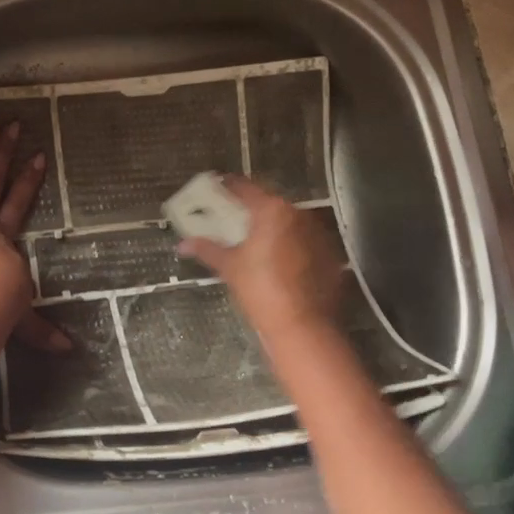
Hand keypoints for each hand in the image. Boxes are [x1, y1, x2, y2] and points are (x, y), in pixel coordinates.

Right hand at [178, 175, 345, 337]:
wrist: (304, 327)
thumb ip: (207, 249)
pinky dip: (292, 244)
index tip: (217, 185)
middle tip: (233, 216)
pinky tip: (281, 261)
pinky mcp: (331, 255)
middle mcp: (299, 215)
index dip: (229, 186)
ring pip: (290, 222)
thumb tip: (182, 244)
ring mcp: (319, 234)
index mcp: (272, 211)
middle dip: (252, 208)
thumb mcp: (229, 267)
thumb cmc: (261, 290)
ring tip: (256, 239)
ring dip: (274, 226)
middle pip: (271, 203)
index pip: (246, 188)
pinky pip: (306, 241)